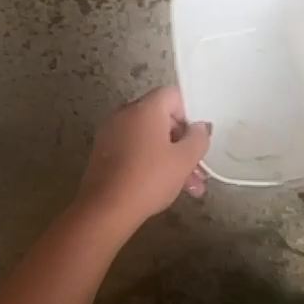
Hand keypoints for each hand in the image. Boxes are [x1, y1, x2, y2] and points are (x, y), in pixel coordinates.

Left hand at [75, 87, 211, 232]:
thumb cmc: (149, 178)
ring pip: (149, 138)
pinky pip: (134, 149)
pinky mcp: (103, 152)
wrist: (106, 208)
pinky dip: (150, 162)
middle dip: (183, 144)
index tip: (196, 140)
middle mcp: (125, 113)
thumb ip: (198, 139)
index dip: (189, 114)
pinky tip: (165, 188)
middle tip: (199, 171)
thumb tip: (200, 127)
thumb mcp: (183, 160)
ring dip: (171, 158)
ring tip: (190, 189)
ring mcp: (111, 132)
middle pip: (161, 118)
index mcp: (145, 108)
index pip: (172, 95)